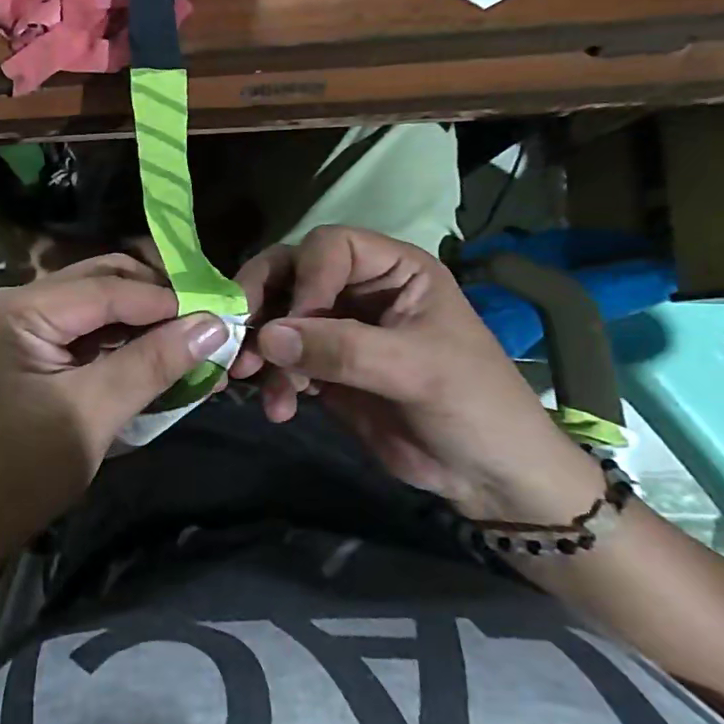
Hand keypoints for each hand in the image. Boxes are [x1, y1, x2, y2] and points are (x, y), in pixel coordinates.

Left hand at [0, 254, 230, 569]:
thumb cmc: (28, 470)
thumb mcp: (95, 412)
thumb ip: (154, 362)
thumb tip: (216, 324)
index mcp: (18, 310)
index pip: (106, 288)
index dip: (166, 300)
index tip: (222, 315)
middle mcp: (19, 301)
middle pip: (104, 282)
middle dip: (159, 301)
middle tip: (210, 323)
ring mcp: (27, 321)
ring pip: (104, 301)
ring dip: (149, 320)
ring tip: (198, 338)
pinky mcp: (38, 344)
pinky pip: (94, 327)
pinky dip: (131, 339)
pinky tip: (168, 353)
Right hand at [231, 226, 600, 520]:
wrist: (488, 476)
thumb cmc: (474, 406)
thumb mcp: (415, 370)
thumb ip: (342, 349)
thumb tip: (266, 336)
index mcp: (394, 271)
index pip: (329, 247)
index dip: (304, 277)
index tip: (293, 321)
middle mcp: (359, 292)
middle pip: (290, 275)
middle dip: (260, 305)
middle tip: (235, 337)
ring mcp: (338, 331)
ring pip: (277, 319)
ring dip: (260, 350)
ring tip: (252, 383)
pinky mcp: (324, 370)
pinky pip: (282, 362)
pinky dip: (272, 381)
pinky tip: (280, 409)